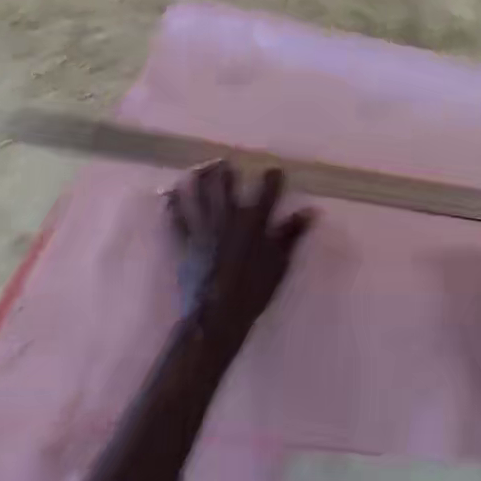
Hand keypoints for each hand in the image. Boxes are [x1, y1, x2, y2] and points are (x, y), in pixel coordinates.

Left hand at [166, 162, 313, 348]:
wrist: (216, 317)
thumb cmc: (253, 292)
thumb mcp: (280, 264)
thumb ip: (292, 235)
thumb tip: (311, 211)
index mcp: (254, 222)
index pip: (267, 190)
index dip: (272, 177)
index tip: (275, 171)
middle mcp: (227, 217)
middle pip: (225, 184)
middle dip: (226, 171)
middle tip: (226, 163)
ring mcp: (202, 228)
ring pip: (197, 194)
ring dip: (198, 179)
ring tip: (200, 170)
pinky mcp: (183, 243)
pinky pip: (175, 219)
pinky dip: (172, 205)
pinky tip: (169, 195)